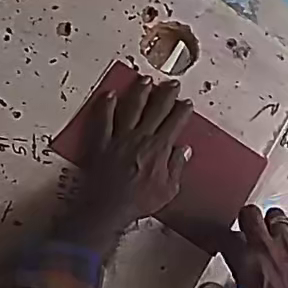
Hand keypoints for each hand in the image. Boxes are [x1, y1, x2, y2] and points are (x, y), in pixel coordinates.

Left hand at [54, 76, 192, 251]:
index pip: (175, 122)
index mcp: (158, 148)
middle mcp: (140, 138)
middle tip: (171, 84)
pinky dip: (107, 105)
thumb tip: (184, 151)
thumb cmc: (137, 201)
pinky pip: (104, 119)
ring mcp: (120, 137)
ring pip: (132, 107)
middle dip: (166, 94)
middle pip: (156, 109)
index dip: (182, 110)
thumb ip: (177, 167)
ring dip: (140, 92)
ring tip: (145, 80)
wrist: (109, 206)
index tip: (186, 103)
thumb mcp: (168, 189)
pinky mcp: (102, 142)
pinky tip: (110, 95)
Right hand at [223, 206, 287, 287]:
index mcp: (245, 259)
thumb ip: (240, 273)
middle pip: (249, 212)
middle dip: (247, 218)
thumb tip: (239, 264)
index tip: (221, 240)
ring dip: (273, 224)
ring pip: (277, 215)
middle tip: (248, 229)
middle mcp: (265, 246)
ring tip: (273, 235)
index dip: (220, 237)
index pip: (224, 236)